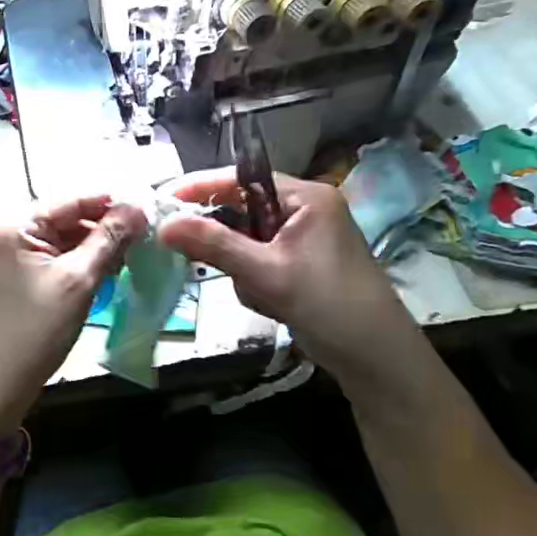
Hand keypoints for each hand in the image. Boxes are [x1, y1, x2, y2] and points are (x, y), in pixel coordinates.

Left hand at [0, 196, 147, 438]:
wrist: (6, 379)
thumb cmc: (39, 327)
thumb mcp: (80, 279)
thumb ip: (110, 238)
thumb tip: (139, 206)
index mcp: (16, 224)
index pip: (72, 200)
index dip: (111, 203)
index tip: (149, 207)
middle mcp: (12, 231)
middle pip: (70, 217)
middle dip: (106, 227)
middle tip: (145, 237)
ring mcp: (16, 254)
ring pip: (69, 237)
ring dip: (99, 246)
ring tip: (131, 257)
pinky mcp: (25, 274)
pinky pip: (61, 256)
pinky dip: (86, 261)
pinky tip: (110, 270)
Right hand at [159, 168, 415, 389]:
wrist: (373, 356)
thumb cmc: (326, 303)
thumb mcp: (265, 272)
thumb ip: (213, 245)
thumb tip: (163, 225)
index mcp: (306, 197)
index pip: (242, 179)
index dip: (201, 187)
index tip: (163, 200)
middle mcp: (304, 211)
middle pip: (242, 212)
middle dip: (227, 244)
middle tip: (206, 261)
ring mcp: (302, 240)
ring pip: (246, 243)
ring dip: (243, 271)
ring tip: (263, 294)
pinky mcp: (299, 266)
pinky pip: (258, 263)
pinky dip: (255, 283)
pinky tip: (271, 304)